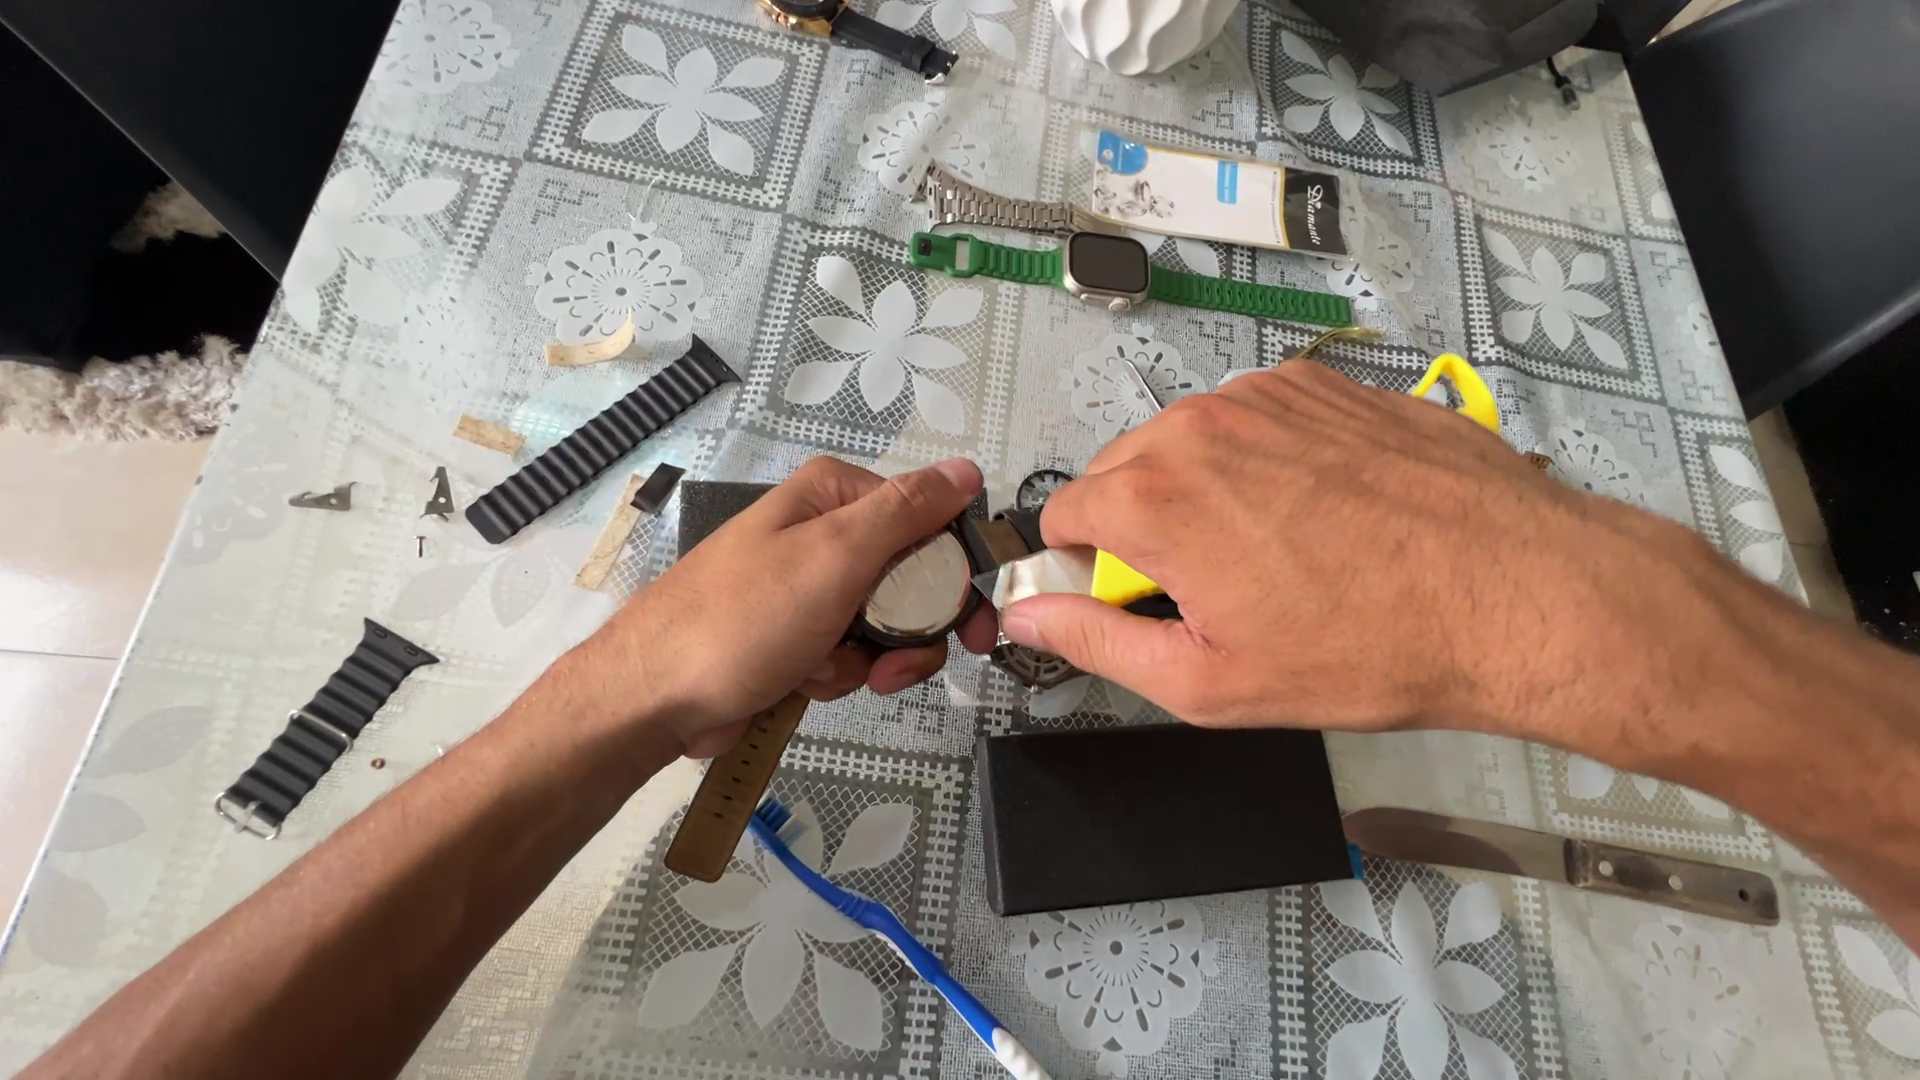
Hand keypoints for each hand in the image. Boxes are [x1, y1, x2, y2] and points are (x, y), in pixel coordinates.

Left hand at [585, 456, 994, 756]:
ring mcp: (812, 585)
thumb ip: (907, 511)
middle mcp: (826, 532)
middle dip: (910, 628)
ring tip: (830, 669)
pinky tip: (806, 678)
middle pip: (912, 576)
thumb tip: (968, 470)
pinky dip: (840, 669)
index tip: (969, 626)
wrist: (656, 698)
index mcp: (835, 496)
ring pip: (886, 620)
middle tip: (899, 666)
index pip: (928, 520)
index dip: (955, 573)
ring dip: (872, 655)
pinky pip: (852, 648)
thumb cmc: (747, 617)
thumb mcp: (835, 556)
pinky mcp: (801, 632)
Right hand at [1000, 360, 1729, 737]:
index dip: (1085, 563)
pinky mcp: (1316, 384)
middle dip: (1136, 528)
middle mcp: (1194, 426)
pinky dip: (1251, 460)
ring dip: (1195, 492)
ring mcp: (1260, 396)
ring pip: (1179, 445)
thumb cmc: (1361, 649)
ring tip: (1270, 545)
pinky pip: (1244, 421)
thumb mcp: (1204, 679)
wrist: (1521, 594)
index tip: (1134, 597)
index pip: (1062, 513)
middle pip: (1116, 474)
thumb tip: (1025, 615)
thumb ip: (1092, 641)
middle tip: (1209, 584)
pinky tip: (1311, 505)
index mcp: (1152, 496)